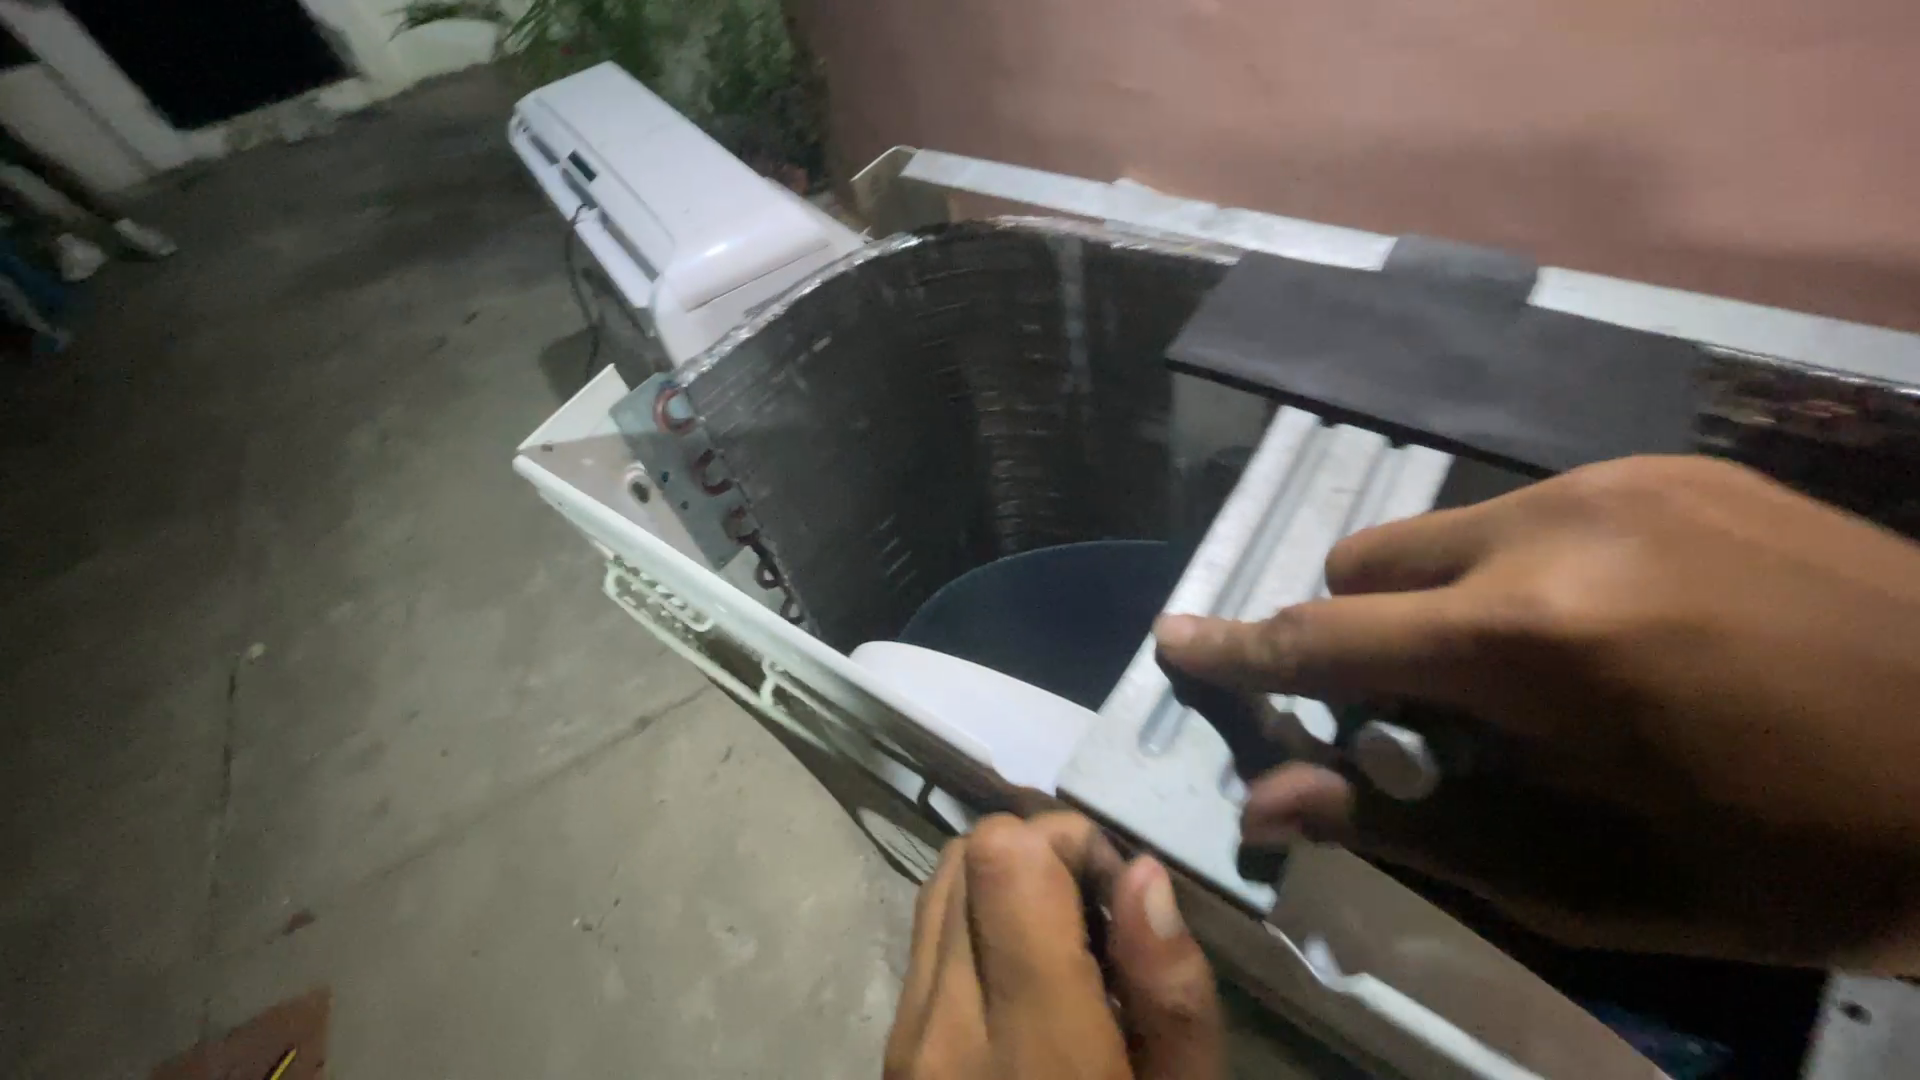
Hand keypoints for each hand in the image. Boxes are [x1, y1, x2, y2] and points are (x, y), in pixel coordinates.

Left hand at [884, 813, 1222, 1079]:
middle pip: (968, 855)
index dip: (1067, 843)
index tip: (1114, 889)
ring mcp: (902, 1038)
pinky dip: (978, 915)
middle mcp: (942, 1033)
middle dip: (1040, 854)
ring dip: (1005, 878)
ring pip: (942, 881)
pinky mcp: (890, 1042)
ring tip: (1060, 938)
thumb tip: (1140, 871)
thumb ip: (1170, 994)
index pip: (1004, 862)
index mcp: (1030, 1055)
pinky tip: (1020, 966)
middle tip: (1094, 916)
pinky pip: (929, 932)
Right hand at [1157, 455, 1919, 971]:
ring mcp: (1611, 480)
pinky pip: (1514, 515)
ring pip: (1429, 535)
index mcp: (1534, 644)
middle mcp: (1552, 530)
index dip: (1237, 650)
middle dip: (1353, 637)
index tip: (1175, 640)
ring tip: (1527, 668)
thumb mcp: (1592, 881)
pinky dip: (1503, 572)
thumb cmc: (1806, 863)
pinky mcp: (1658, 463)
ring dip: (1428, 604)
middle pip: (1359, 566)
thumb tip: (1263, 806)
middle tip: (1424, 708)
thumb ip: (1404, 828)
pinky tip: (1600, 625)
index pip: (1323, 640)